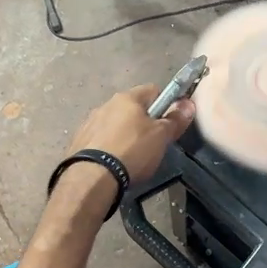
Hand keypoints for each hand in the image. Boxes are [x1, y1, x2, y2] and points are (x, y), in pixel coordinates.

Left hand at [65, 85, 193, 183]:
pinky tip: (111, 163)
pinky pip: (99, 139)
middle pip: (131, 108)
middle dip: (142, 121)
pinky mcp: (78, 141)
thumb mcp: (161, 137)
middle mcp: (105, 104)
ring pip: (113, 123)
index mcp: (127, 98)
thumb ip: (175, 120)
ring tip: (130, 157)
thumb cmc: (132, 150)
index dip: (165, 103)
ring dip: (122, 134)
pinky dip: (107, 147)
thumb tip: (189, 104)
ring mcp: (89, 122)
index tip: (169, 122)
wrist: (91, 177)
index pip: (153, 90)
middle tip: (152, 143)